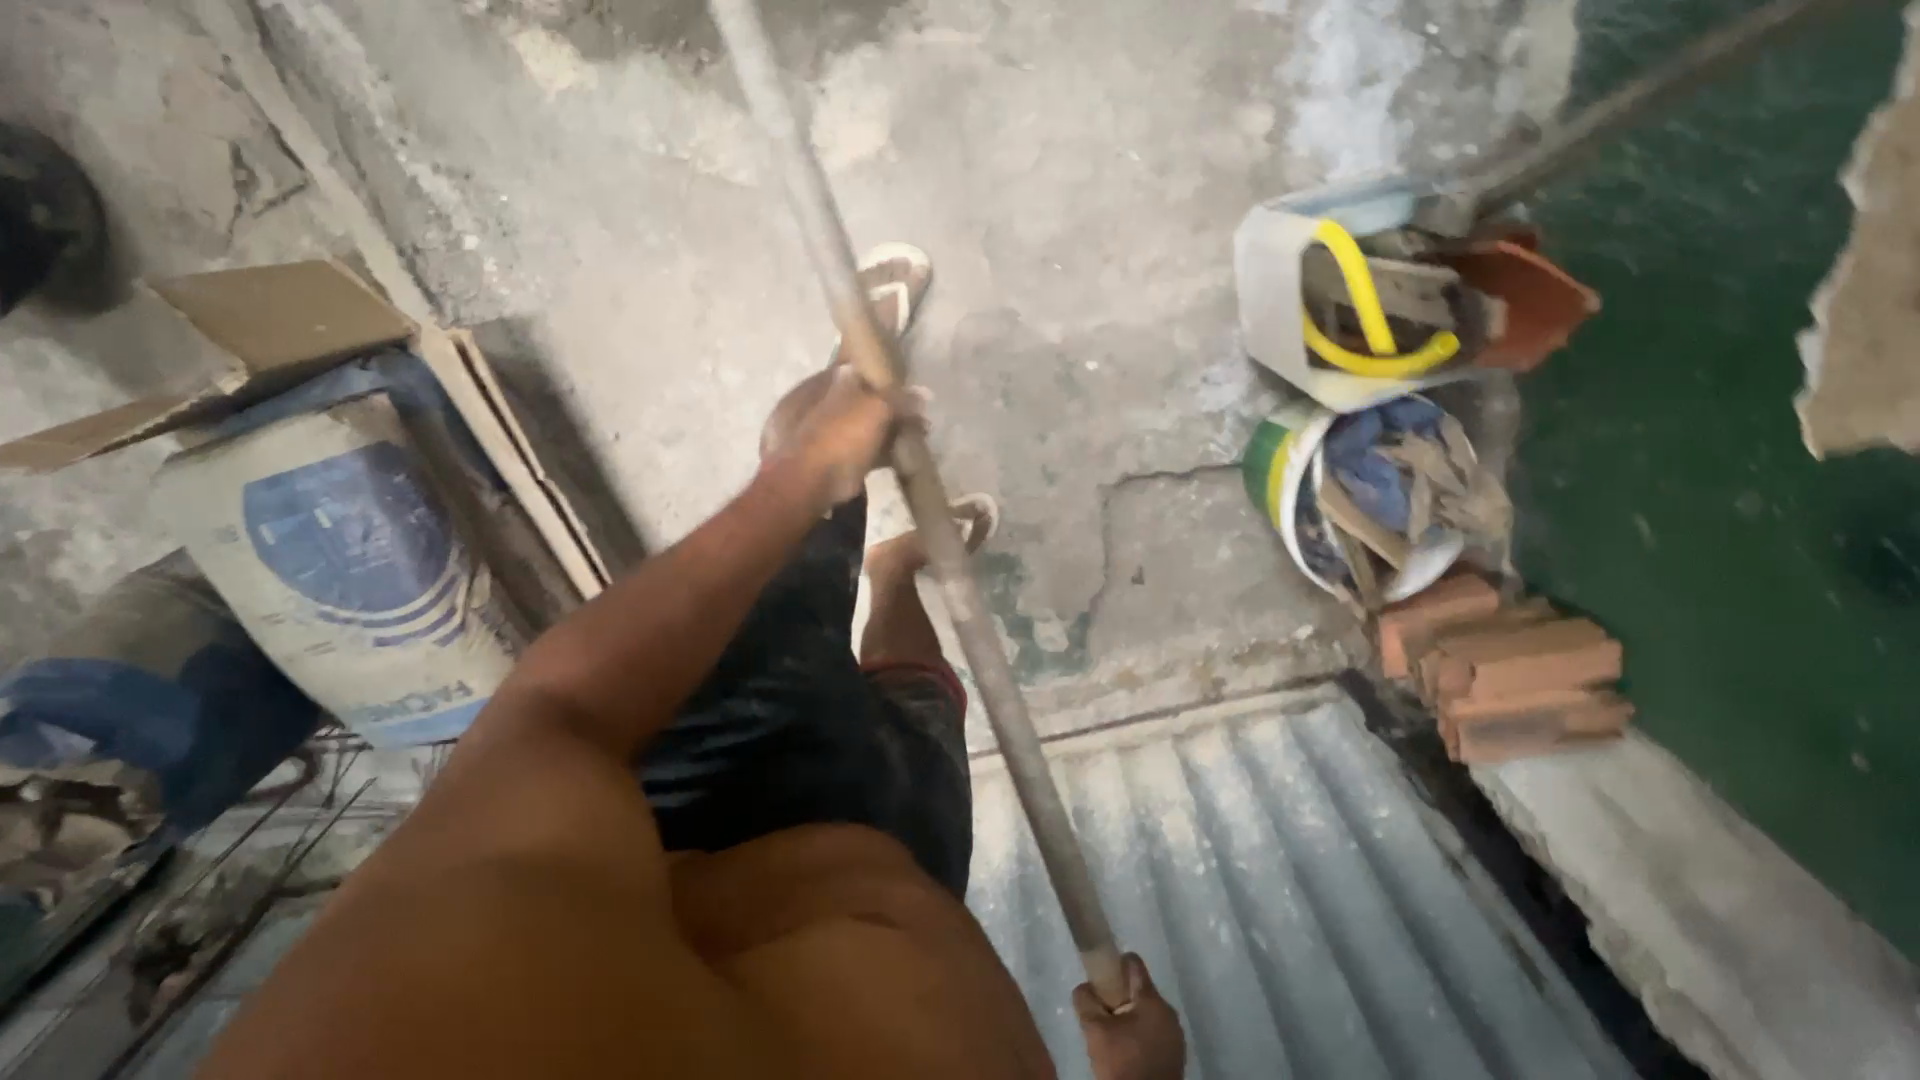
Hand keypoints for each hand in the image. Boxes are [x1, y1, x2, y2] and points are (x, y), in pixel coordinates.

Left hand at [785, 366, 916, 508]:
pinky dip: (872, 455)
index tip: (903, 390)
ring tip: (906, 442)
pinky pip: (852, 453)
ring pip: (853, 429)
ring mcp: (809, 438)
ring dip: (879, 434)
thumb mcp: (876, 410)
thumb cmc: (838, 438)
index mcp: (818, 384)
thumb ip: (900, 398)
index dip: (880, 378)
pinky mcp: (817, 465)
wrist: (806, 486)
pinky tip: (892, 461)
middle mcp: (809, 406)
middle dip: (882, 410)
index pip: (852, 371)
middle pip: (854, 401)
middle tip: (909, 420)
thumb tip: (924, 393)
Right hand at [1073, 954, 1186, 1079]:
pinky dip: (1140, 1035)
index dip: (1113, 964)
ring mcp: (1175, 1035)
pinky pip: (1154, 1032)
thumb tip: (1084, 986)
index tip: (1100, 977)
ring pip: (1147, 1012)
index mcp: (1152, 1000)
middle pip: (1139, 989)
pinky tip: (1126, 1051)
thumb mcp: (1094, 1030)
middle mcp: (1169, 1012)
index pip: (1133, 963)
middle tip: (1101, 1013)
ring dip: (1129, 1017)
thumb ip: (1086, 1000)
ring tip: (1112, 1035)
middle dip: (1118, 996)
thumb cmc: (1122, 1062)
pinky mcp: (1176, 1054)